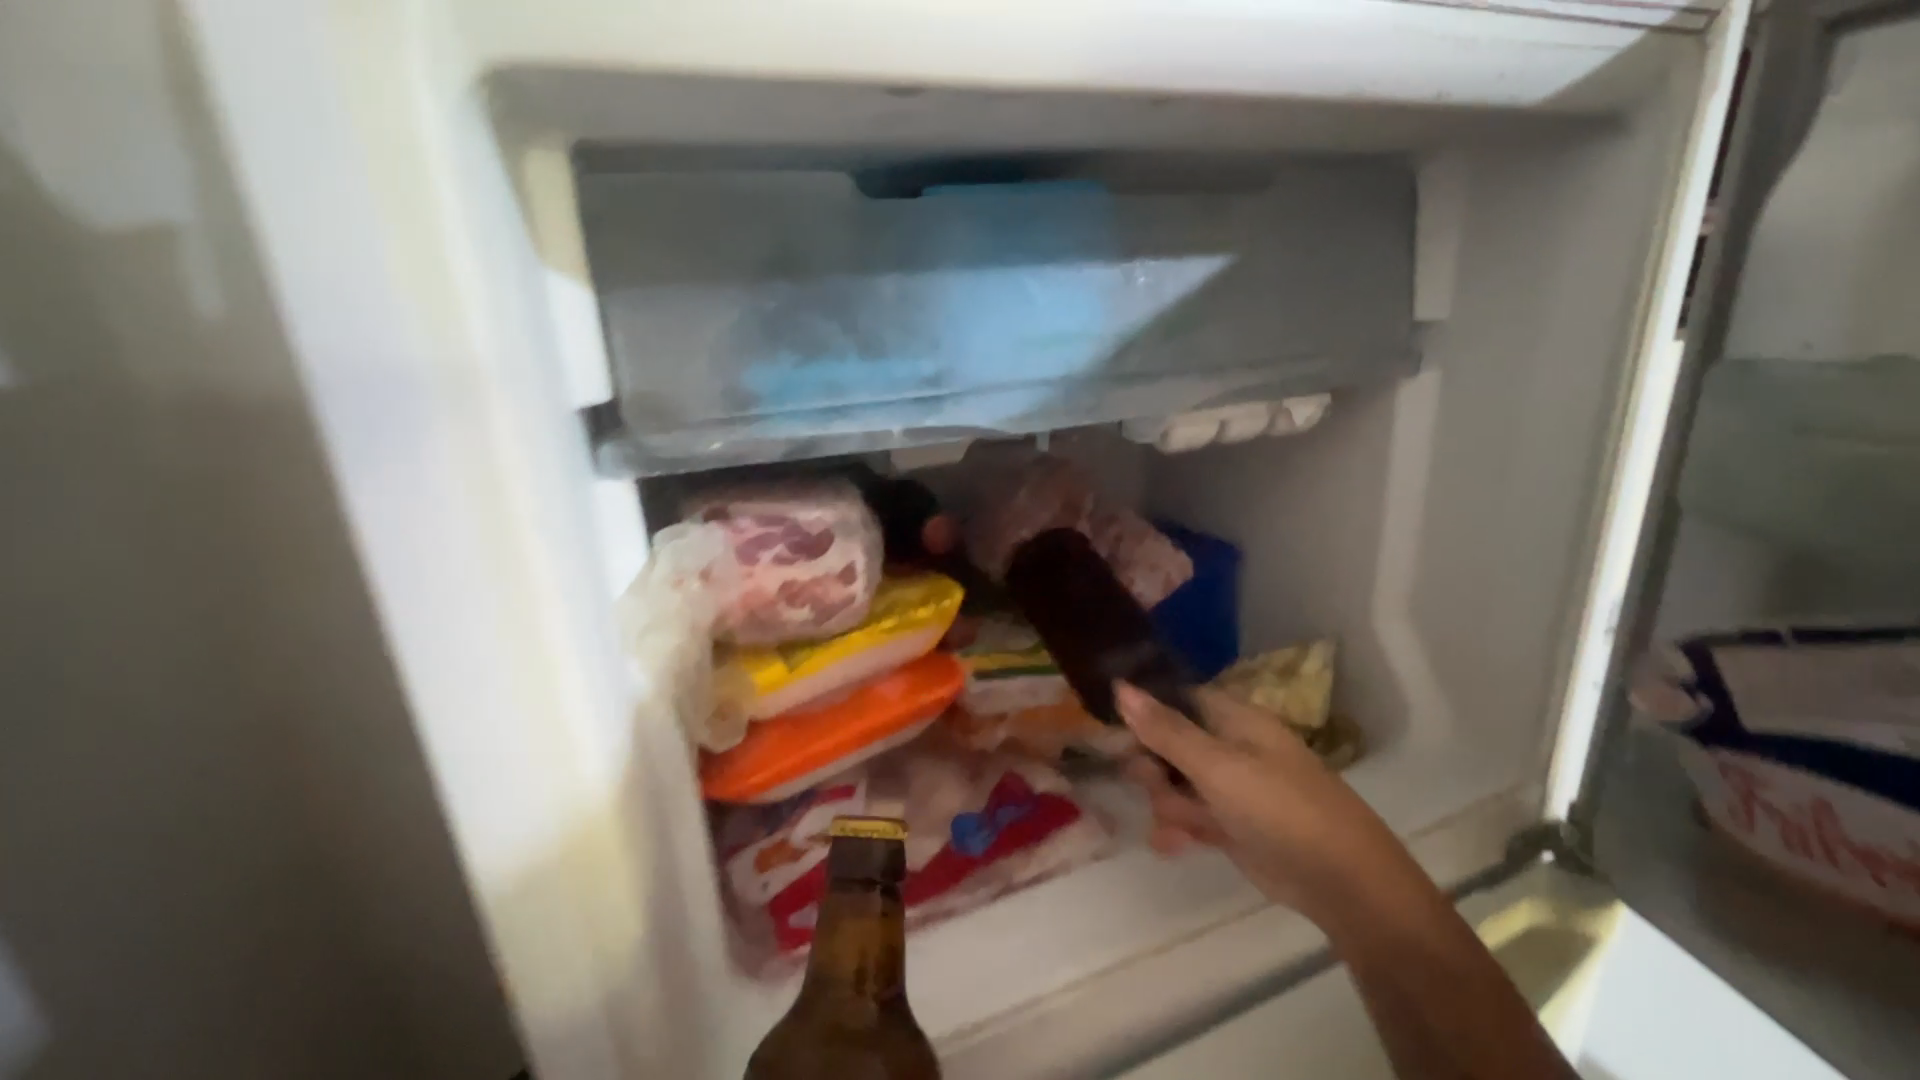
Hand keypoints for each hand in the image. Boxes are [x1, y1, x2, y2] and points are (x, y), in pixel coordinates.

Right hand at [1114, 682, 1407, 919]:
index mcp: (1234, 720)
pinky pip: (1192, 818)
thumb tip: (1121, 686)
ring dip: (1166, 804)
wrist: (1340, 879)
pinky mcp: (1233, 826)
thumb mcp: (1217, 765)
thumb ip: (1165, 730)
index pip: (1177, 700)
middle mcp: (1231, 748)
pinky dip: (1179, 829)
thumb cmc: (1279, 807)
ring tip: (1177, 827)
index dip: (1145, 712)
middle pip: (1169, 745)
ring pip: (1177, 785)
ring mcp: (1232, 789)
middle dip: (1153, 768)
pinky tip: (1172, 846)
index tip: (1116, 733)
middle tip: (1154, 787)